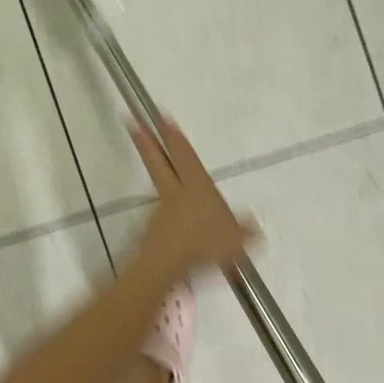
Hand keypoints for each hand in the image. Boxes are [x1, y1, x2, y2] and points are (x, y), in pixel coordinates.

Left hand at [127, 118, 256, 278]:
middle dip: (145, 140)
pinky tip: (177, 226)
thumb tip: (252, 225)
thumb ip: (245, 230)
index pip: (184, 156)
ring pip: (159, 188)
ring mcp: (159, 210)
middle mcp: (174, 193)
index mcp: (196, 187)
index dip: (174, 137)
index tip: (163, 118)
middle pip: (157, 161)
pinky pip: (162, 216)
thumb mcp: (239, 238)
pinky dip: (167, 214)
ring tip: (159, 173)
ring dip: (158, 177)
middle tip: (131, 122)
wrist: (168, 264)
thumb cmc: (206, 244)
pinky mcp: (150, 228)